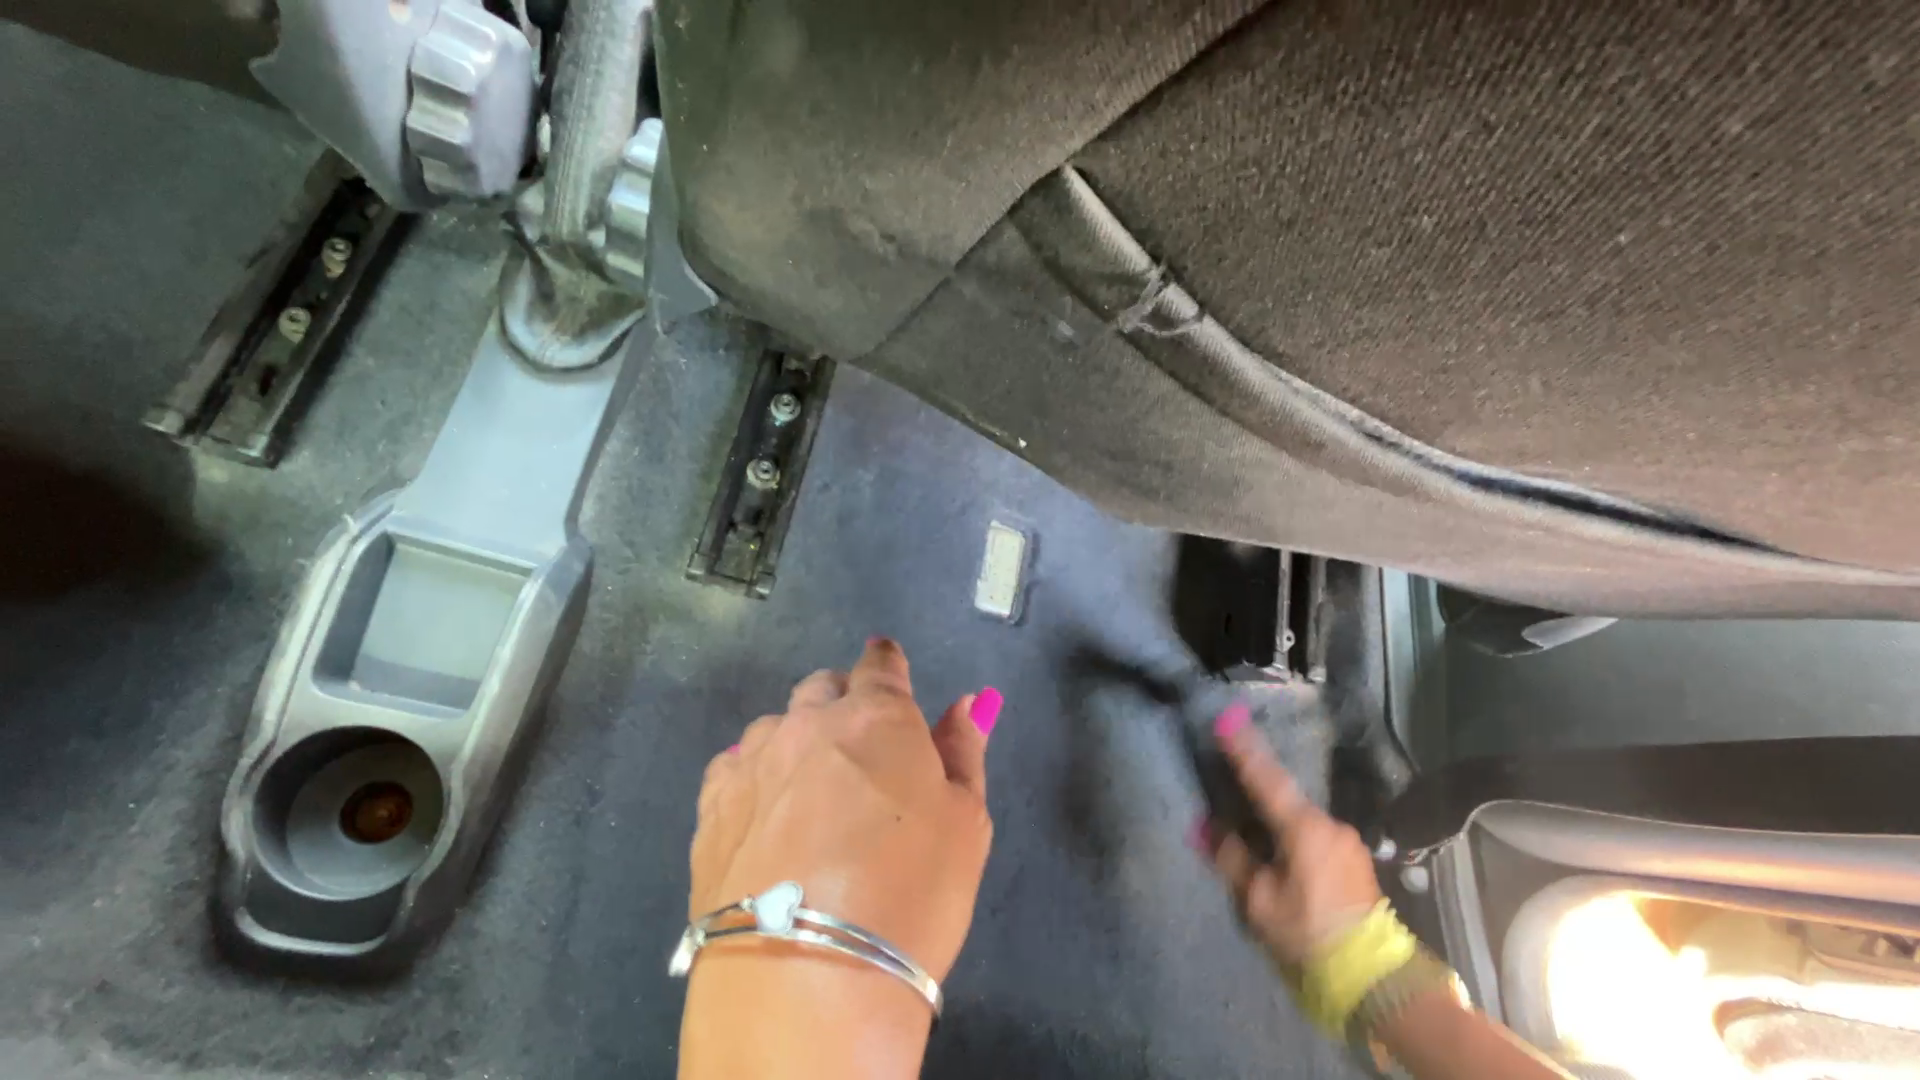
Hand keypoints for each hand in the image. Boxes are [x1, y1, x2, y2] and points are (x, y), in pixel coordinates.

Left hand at [689, 638, 996, 981]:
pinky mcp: (711, 806)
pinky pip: (733, 766)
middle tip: (861, 750)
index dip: (888, 665)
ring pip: (776, 726)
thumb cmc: (911, 893)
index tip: (890, 673)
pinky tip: (765, 817)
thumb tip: (965, 704)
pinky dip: (755, 777)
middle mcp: (809, 723)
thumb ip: (963, 752)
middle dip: (844, 701)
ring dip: (797, 741)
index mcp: (877, 717)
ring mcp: (752, 761)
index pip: (880, 663)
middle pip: (823, 686)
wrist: (808, 979)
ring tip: (810, 794)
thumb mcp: (965, 823)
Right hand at [1197, 705, 1381, 965]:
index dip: (1244, 750)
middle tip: (1233, 816)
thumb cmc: (1309, 933)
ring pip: (1299, 824)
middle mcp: (1329, 825)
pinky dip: (1295, 844)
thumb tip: (1207, 827)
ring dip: (1277, 832)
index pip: (1266, 780)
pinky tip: (1287, 870)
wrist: (1373, 975)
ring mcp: (1347, 842)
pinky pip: (1315, 839)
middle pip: (1283, 803)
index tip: (1228, 719)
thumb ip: (1232, 859)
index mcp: (1303, 828)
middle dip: (1257, 807)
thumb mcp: (1259, 901)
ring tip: (1262, 858)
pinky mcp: (1356, 861)